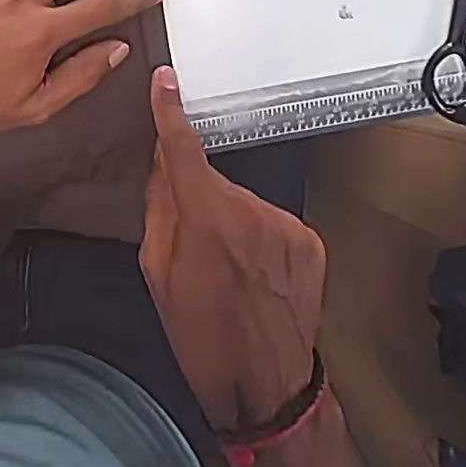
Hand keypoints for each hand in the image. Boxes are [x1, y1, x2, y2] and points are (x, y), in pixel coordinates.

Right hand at [139, 66, 326, 432]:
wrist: (268, 387)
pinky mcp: (309, 239)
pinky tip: (257, 275)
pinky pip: (270, 221)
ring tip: (230, 270)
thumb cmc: (200, 334)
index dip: (170, 112)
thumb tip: (163, 167)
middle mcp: (249, 211)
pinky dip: (258, 237)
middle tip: (194, 245)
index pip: (182, 149)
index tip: (165, 79)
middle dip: (197, 198)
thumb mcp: (157, 273)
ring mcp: (285, 224)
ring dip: (230, 221)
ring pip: (241, 202)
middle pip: (211, 181)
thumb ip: (159, 210)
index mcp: (204, 218)